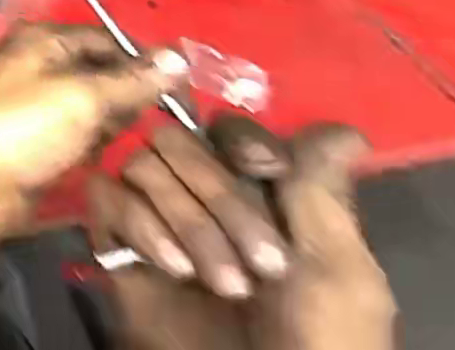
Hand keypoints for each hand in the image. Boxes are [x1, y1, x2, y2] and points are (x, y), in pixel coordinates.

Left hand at [0, 25, 189, 257]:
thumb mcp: (84, 99)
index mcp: (43, 38)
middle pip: (102, 70)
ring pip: (94, 102)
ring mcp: (36, 94)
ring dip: (106, 124)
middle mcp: (39, 58)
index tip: (181, 96)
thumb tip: (179, 55)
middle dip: (123, 98)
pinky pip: (79, 127)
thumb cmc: (26, 129)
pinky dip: (89, 140)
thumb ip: (132, 80)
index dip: (144, 64)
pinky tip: (86, 156)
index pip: (108, 39)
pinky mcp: (38, 129)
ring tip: (98, 142)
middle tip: (129, 126)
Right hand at [91, 118, 395, 349]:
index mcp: (253, 195)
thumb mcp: (340, 274)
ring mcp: (152, 212)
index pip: (227, 128)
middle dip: (218, 194)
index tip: (262, 168)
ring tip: (221, 283)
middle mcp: (197, 192)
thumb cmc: (316, 346)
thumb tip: (347, 127)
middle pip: (177, 138)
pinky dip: (141, 224)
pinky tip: (172, 268)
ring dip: (187, 220)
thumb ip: (322, 192)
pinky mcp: (113, 235)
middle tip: (260, 262)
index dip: (241, 139)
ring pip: (141, 163)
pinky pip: (107, 195)